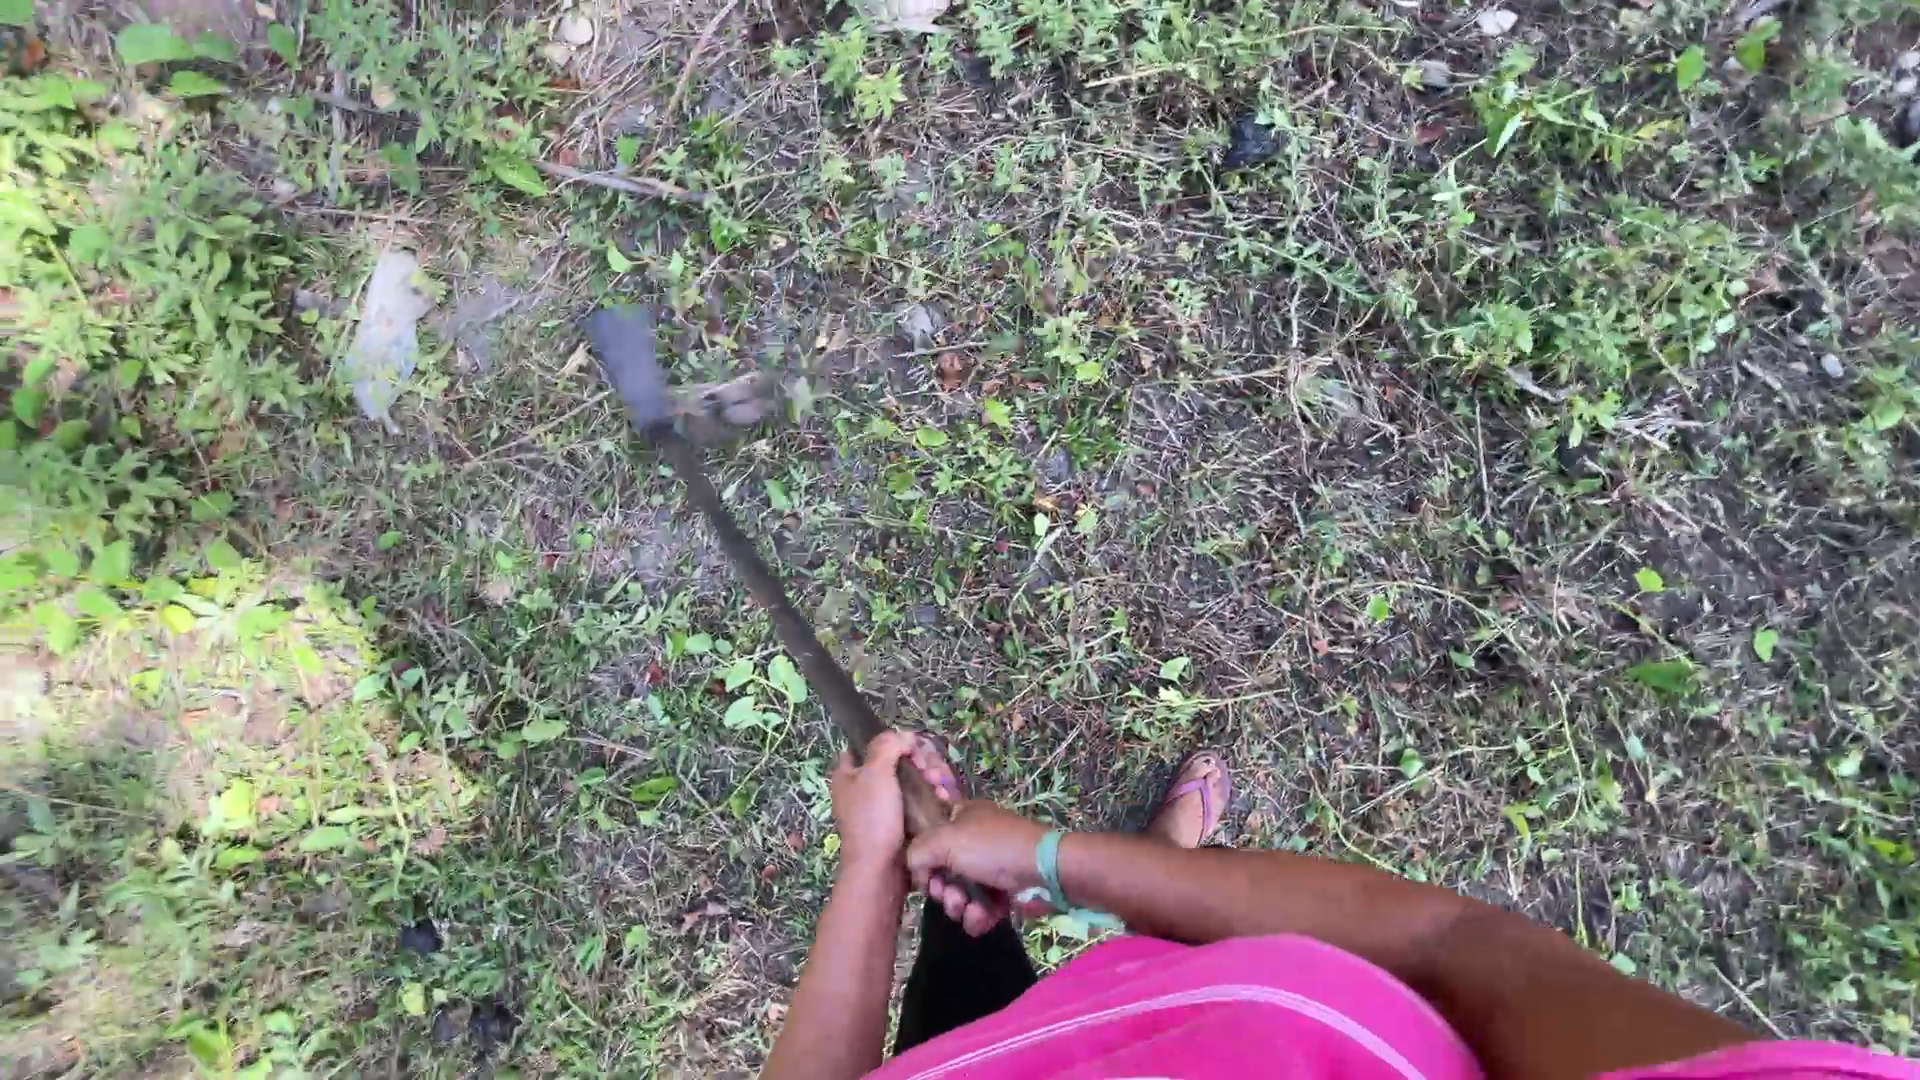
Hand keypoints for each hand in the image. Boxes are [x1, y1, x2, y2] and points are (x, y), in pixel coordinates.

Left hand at [829, 731, 950, 879]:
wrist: (881, 872)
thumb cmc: (873, 819)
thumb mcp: (875, 772)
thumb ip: (888, 745)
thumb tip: (905, 736)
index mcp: (847, 774)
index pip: (865, 745)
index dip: (888, 741)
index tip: (910, 747)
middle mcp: (862, 789)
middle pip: (894, 761)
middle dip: (918, 762)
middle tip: (931, 770)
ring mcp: (882, 807)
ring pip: (909, 780)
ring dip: (929, 779)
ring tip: (941, 787)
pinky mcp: (900, 823)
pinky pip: (917, 801)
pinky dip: (930, 798)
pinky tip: (942, 799)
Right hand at [907, 801, 1047, 934]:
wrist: (1044, 871)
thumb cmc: (993, 848)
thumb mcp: (947, 839)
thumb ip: (918, 852)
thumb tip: (917, 872)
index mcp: (961, 816)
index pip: (930, 835)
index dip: (923, 857)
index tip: (925, 872)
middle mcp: (973, 840)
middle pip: (941, 870)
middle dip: (942, 888)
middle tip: (949, 893)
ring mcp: (989, 867)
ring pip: (958, 893)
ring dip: (958, 905)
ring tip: (968, 906)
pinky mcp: (1002, 892)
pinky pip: (978, 909)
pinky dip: (978, 916)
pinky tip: (984, 916)